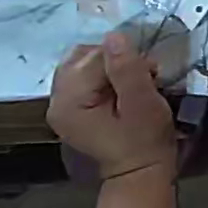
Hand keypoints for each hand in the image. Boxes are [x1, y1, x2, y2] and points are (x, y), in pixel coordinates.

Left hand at [47, 32, 177, 180]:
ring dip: (111, 65)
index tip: (151, 72)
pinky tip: (122, 88)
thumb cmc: (145, 140)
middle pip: (83, 56)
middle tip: (142, 75)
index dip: (126, 59)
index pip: (95, 58)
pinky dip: (105, 74)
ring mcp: (61, 104)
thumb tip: (115, 36)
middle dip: (115, 59)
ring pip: (83, 62)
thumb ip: (127, 70)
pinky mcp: (71, 106)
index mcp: (69, 102)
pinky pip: (84, 75)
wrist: (140, 172)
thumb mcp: (143, 103)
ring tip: (133, 81)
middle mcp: (56, 101)